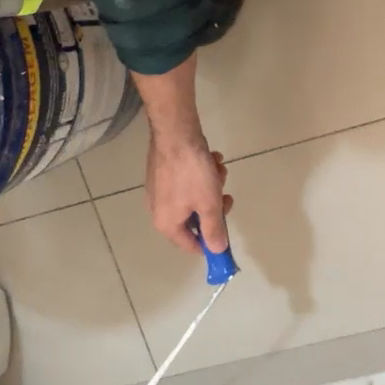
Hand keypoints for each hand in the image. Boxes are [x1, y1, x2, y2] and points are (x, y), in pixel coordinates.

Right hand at [147, 140, 233, 255]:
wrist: (176, 134)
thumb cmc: (192, 174)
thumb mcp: (209, 205)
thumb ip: (214, 230)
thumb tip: (217, 250)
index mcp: (166, 223)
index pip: (189, 245)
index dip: (210, 244)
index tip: (226, 238)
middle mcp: (158, 209)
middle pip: (194, 219)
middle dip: (214, 207)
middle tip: (226, 196)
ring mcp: (160, 189)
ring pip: (194, 197)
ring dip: (211, 186)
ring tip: (218, 171)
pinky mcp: (164, 172)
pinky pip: (187, 181)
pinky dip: (201, 174)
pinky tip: (211, 160)